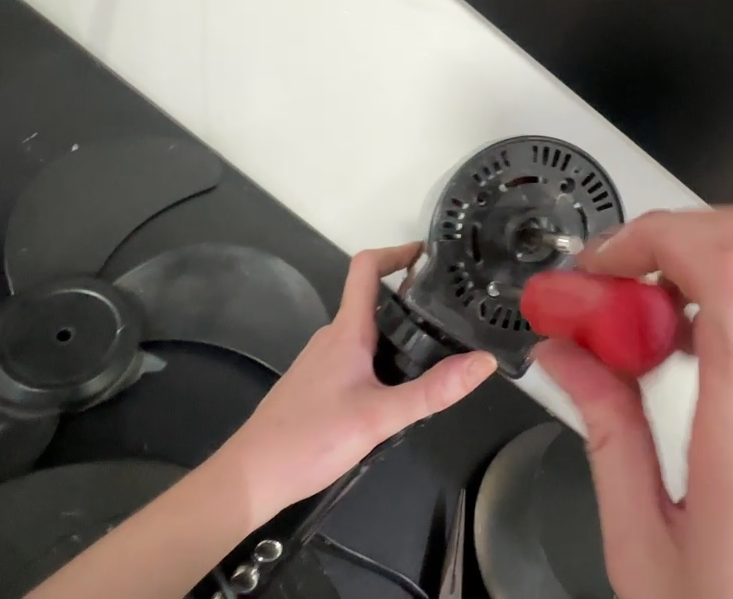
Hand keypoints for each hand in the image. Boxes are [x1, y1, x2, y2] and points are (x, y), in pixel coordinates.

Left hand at [210, 242, 497, 528]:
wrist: (248, 479)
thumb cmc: (310, 439)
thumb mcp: (380, 417)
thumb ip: (433, 391)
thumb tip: (484, 361)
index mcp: (347, 331)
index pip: (366, 268)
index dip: (396, 252)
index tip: (429, 255)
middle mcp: (333, 337)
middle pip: (373, 300)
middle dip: (412, 300)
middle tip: (452, 311)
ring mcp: (322, 361)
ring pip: (366, 332)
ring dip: (399, 332)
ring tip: (437, 349)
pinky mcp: (317, 384)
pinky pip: (356, 356)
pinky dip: (382, 357)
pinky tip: (398, 388)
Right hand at [535, 206, 732, 598]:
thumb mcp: (645, 546)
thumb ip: (605, 433)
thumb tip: (568, 357)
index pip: (731, 267)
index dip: (657, 236)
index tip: (600, 267)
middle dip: (671, 234)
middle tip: (613, 277)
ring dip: (693, 261)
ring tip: (635, 314)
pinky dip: (719, 294)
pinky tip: (676, 344)